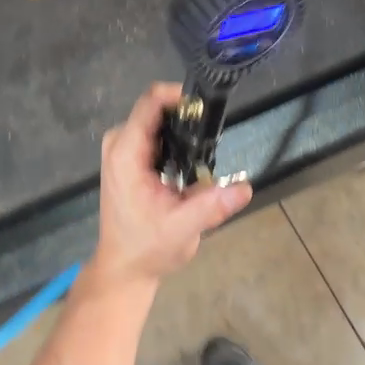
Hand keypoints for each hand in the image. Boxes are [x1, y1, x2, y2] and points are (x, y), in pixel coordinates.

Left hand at [88, 83, 252, 290]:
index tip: (205, 108)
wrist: (124, 268)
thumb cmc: (147, 247)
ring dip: (181, 130)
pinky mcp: (128, 158)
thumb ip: (211, 205)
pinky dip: (173, 141)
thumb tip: (245, 187)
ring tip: (203, 152)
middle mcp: (119, 142)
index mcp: (126, 152)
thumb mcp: (182, 229)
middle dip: (185, 117)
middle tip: (210, 137)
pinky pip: (153, 134)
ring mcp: (122, 149)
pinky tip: (189, 162)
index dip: (179, 96)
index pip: (150, 102)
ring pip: (156, 120)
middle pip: (155, 109)